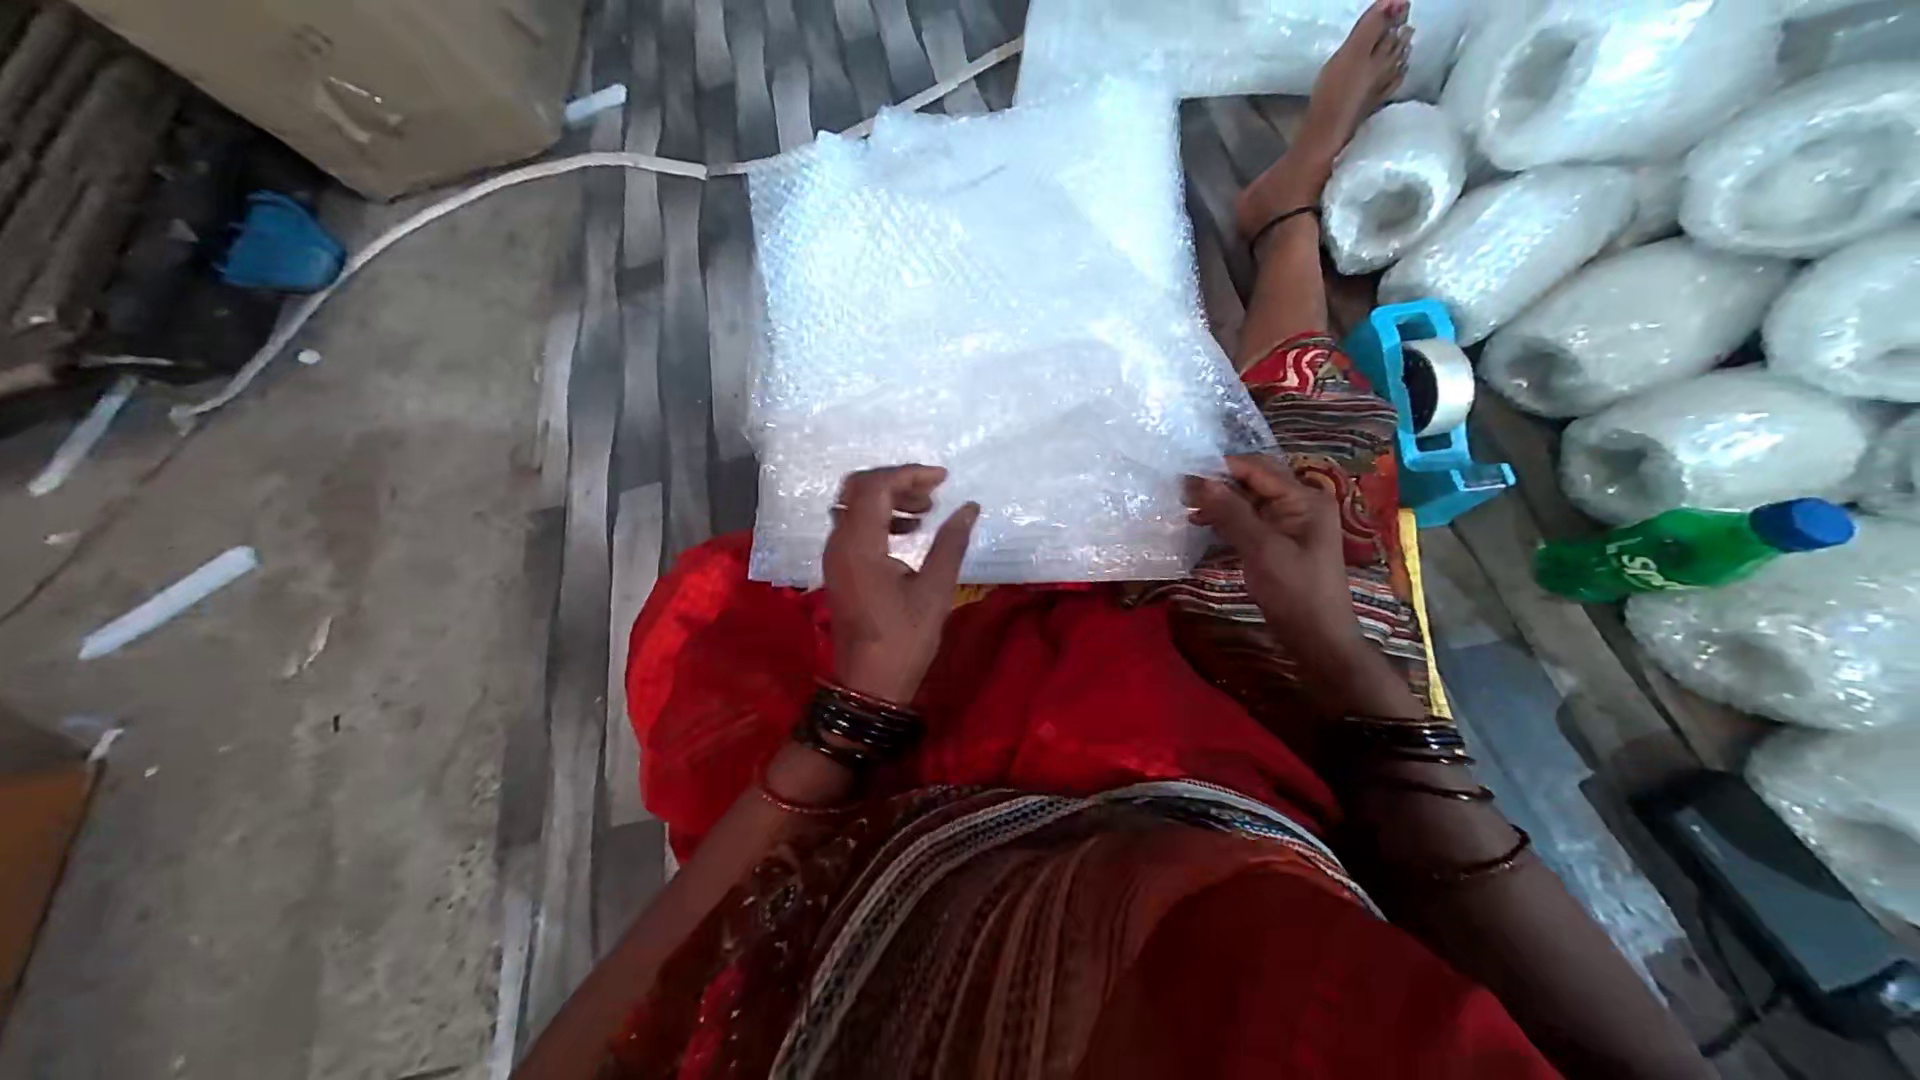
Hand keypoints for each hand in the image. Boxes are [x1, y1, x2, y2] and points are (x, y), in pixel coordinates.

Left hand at [823, 465, 979, 704]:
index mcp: (859, 544)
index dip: (910, 474)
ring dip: (888, 498)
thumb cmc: (904, 639)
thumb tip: (969, 508)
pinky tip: (908, 532)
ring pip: (854, 504)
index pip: (876, 486)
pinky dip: (879, 518)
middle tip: (932, 492)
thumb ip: (951, 542)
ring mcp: (834, 555)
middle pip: (859, 487)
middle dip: (897, 481)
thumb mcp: (935, 590)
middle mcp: (839, 542)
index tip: (943, 479)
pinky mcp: (839, 567)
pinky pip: (853, 525)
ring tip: (925, 512)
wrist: (869, 682)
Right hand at [1185, 454, 1370, 671]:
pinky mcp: (1280, 540)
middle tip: (1180, 491)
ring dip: (1219, 501)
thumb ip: (1231, 512)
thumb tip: (1198, 480)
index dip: (1220, 468)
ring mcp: (1291, 522)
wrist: (1317, 637)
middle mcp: (1300, 503)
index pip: (1257, 468)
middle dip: (1218, 483)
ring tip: (1186, 507)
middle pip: (1253, 481)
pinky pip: (1250, 519)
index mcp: (1305, 498)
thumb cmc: (1294, 591)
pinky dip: (1227, 518)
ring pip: (1249, 500)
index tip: (1183, 475)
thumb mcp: (1261, 549)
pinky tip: (1203, 523)